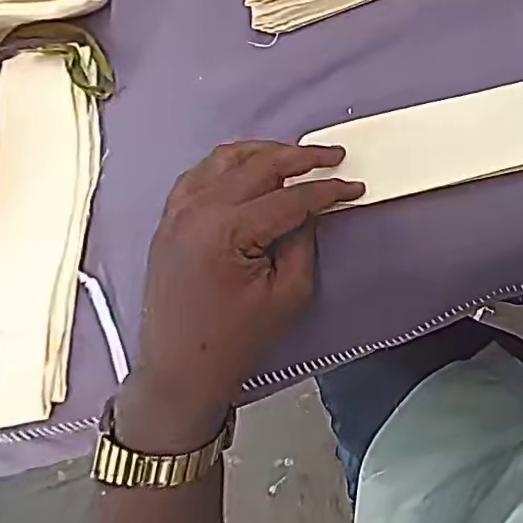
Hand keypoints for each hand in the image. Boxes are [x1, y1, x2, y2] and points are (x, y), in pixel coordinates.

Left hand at [114, 142, 362, 450]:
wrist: (179, 370)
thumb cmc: (235, 339)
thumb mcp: (288, 293)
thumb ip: (304, 241)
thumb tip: (313, 209)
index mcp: (226, 231)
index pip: (290, 197)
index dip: (327, 190)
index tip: (353, 186)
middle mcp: (197, 211)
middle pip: (258, 166)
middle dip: (301, 157)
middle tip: (333, 156)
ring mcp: (177, 212)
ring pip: (225, 159)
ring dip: (265, 152)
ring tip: (296, 155)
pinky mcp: (169, 219)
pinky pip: (201, 174)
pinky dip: (230, 163)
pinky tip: (250, 168)